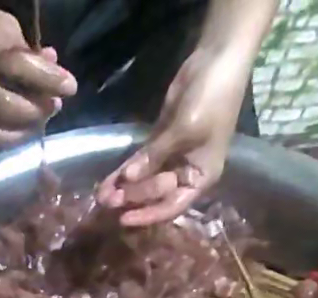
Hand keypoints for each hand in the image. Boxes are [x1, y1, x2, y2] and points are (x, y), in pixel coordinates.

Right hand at [0, 1, 75, 144]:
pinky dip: (7, 139)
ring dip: (22, 131)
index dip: (44, 78)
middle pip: (3, 105)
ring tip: (40, 121)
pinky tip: (22, 132)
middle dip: (35, 110)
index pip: (14, 64)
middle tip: (54, 106)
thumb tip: (52, 67)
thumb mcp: (0, 25)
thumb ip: (25, 48)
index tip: (70, 87)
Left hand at [96, 47, 248, 225]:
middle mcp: (186, 174)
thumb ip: (154, 157)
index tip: (124, 219)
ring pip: (143, 181)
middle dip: (131, 199)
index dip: (147, 215)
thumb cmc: (212, 98)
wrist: (217, 58)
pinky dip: (124, 173)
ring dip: (122, 188)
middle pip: (154, 197)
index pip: (172, 206)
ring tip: (100, 195)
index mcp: (201, 178)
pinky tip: (106, 182)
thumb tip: (126, 179)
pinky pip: (139, 165)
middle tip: (106, 201)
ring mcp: (172, 159)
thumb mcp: (184, 130)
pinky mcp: (159, 144)